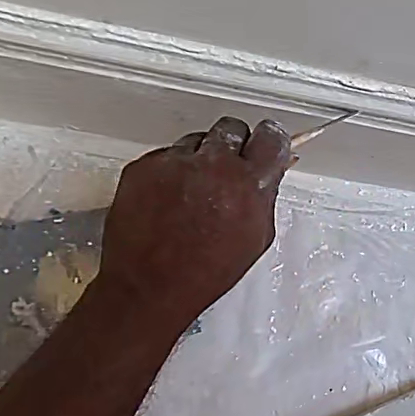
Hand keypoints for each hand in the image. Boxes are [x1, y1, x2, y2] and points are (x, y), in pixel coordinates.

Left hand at [94, 116, 292, 326]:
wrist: (148, 287)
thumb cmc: (204, 273)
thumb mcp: (254, 240)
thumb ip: (264, 197)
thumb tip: (269, 171)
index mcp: (248, 184)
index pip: (270, 136)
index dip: (268, 140)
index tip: (264, 143)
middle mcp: (213, 165)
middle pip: (231, 128)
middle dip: (232, 146)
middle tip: (225, 170)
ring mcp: (175, 162)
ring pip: (196, 140)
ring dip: (199, 159)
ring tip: (191, 193)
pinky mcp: (145, 165)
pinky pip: (165, 156)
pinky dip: (168, 172)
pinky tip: (166, 200)